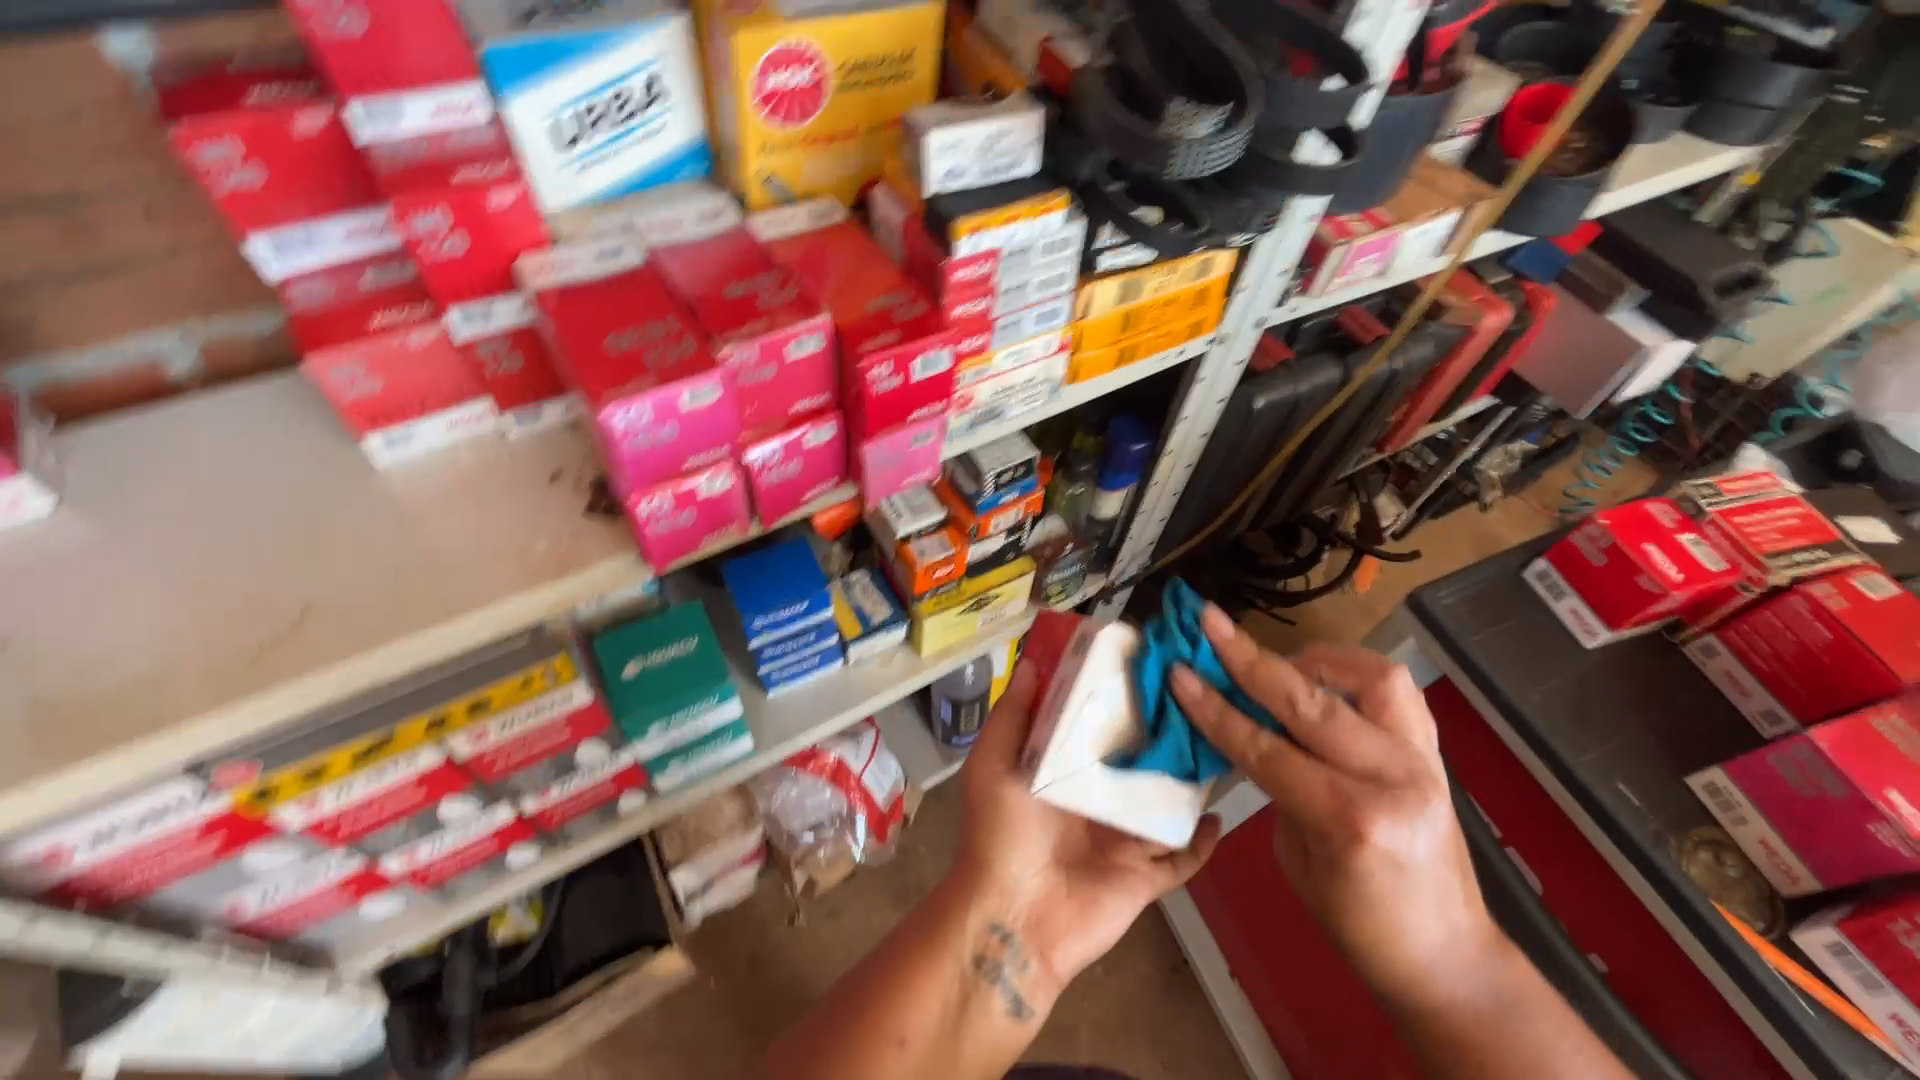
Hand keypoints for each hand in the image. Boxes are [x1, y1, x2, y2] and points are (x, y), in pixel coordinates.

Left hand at [954, 661, 1222, 994]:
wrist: (1014, 916)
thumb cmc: (1000, 832)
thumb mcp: (993, 763)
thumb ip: (1014, 716)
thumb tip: (1030, 663)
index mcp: (1057, 777)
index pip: (1092, 734)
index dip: (1113, 706)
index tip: (1141, 669)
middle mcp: (1092, 805)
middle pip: (1134, 768)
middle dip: (1158, 741)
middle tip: (1193, 703)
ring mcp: (1120, 842)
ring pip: (1163, 807)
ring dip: (1186, 784)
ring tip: (1218, 747)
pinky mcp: (1143, 877)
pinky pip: (1181, 858)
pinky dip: (1202, 841)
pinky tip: (1219, 813)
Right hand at [1169, 607, 1502, 1007]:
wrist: (1444, 952)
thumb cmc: (1356, 921)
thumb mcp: (1295, 857)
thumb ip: (1276, 786)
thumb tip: (1246, 730)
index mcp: (1346, 817)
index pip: (1264, 749)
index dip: (1214, 709)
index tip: (1179, 673)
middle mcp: (1390, 778)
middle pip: (1308, 701)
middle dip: (1250, 659)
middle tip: (1210, 623)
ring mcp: (1422, 761)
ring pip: (1368, 677)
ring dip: (1315, 657)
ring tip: (1278, 660)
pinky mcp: (1435, 753)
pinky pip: (1396, 691)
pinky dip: (1355, 672)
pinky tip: (1325, 676)